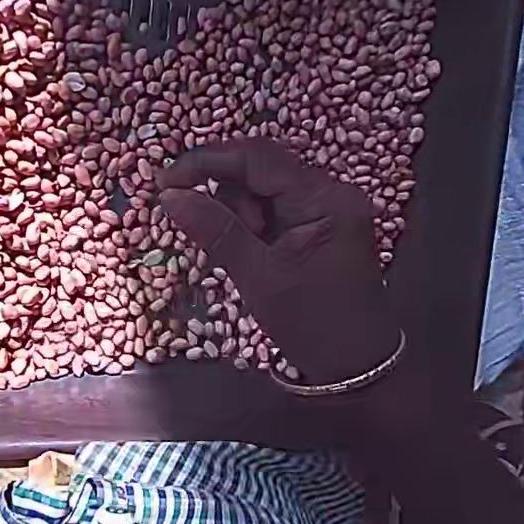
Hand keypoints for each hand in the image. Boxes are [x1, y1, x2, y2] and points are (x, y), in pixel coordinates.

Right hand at [157, 139, 399, 383]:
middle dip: (231, 200)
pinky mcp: (321, 224)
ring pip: (263, 189)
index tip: (166, 180)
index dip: (207, 161)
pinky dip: (254, 226)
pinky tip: (256, 254)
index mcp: (325, 200)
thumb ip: (215, 230)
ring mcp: (329, 207)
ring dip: (242, 216)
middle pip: (261, 170)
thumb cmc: (312, 325)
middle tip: (228, 244)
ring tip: (251, 259)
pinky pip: (275, 208)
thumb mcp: (257, 278)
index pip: (258, 158)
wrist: (357, 366)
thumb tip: (170, 195)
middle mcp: (332, 192)